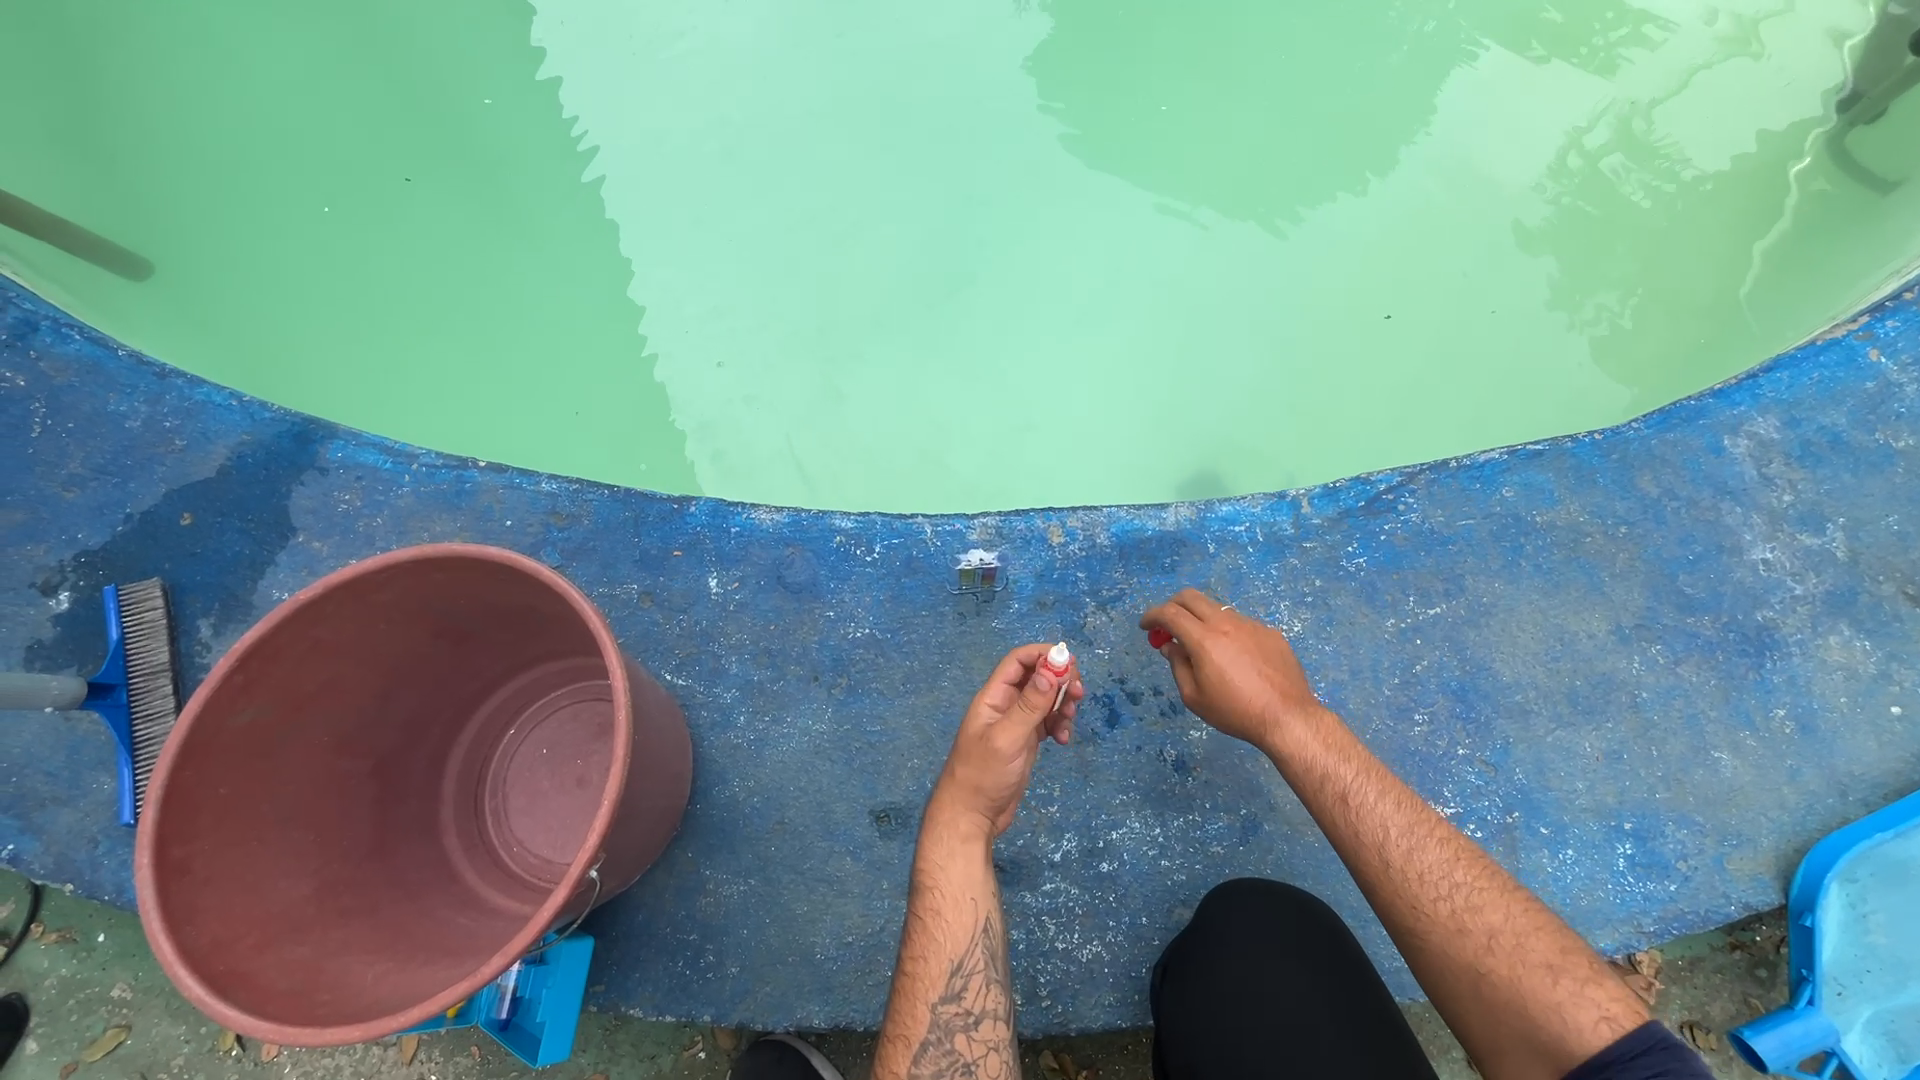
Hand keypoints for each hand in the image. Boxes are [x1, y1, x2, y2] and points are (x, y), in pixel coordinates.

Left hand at [928, 643, 1084, 838]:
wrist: (972, 816)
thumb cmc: (983, 775)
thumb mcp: (1007, 738)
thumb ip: (1030, 705)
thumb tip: (1052, 671)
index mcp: (994, 697)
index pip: (1019, 661)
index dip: (1043, 655)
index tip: (1070, 663)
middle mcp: (1005, 705)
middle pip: (1036, 677)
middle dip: (1060, 680)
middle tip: (1079, 693)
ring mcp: (1016, 724)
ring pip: (1046, 700)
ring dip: (1063, 704)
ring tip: (1070, 719)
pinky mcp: (1025, 742)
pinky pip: (1047, 722)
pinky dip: (1059, 726)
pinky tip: (1063, 740)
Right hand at [1140, 589, 1327, 751]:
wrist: (1287, 717)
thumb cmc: (1235, 712)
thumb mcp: (1194, 697)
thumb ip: (1178, 665)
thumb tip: (1170, 646)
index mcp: (1204, 639)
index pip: (1169, 613)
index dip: (1152, 616)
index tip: (1146, 627)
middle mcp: (1227, 623)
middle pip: (1191, 597)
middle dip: (1172, 606)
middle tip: (1167, 626)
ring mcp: (1251, 625)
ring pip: (1217, 610)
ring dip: (1201, 620)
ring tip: (1204, 649)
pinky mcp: (1270, 633)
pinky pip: (1241, 625)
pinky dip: (1227, 633)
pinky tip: (1236, 660)